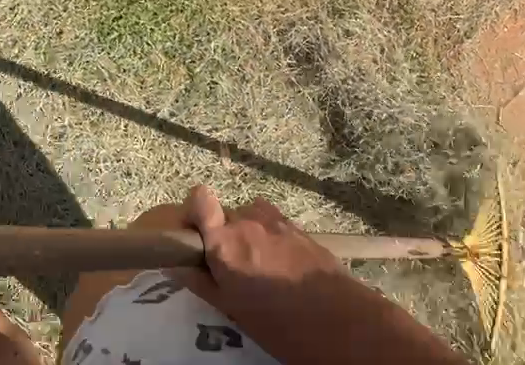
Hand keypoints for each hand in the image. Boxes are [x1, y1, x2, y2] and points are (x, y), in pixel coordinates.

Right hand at [176, 186, 465, 364]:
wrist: (343, 323)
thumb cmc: (283, 325)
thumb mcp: (235, 312)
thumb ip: (205, 284)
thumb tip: (180, 266)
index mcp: (225, 244)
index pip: (198, 198)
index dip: (193, 211)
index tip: (195, 235)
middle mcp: (247, 221)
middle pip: (223, 214)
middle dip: (222, 234)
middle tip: (230, 268)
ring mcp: (275, 220)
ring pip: (248, 217)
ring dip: (247, 234)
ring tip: (258, 267)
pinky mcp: (296, 225)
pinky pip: (270, 222)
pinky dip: (268, 236)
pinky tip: (279, 265)